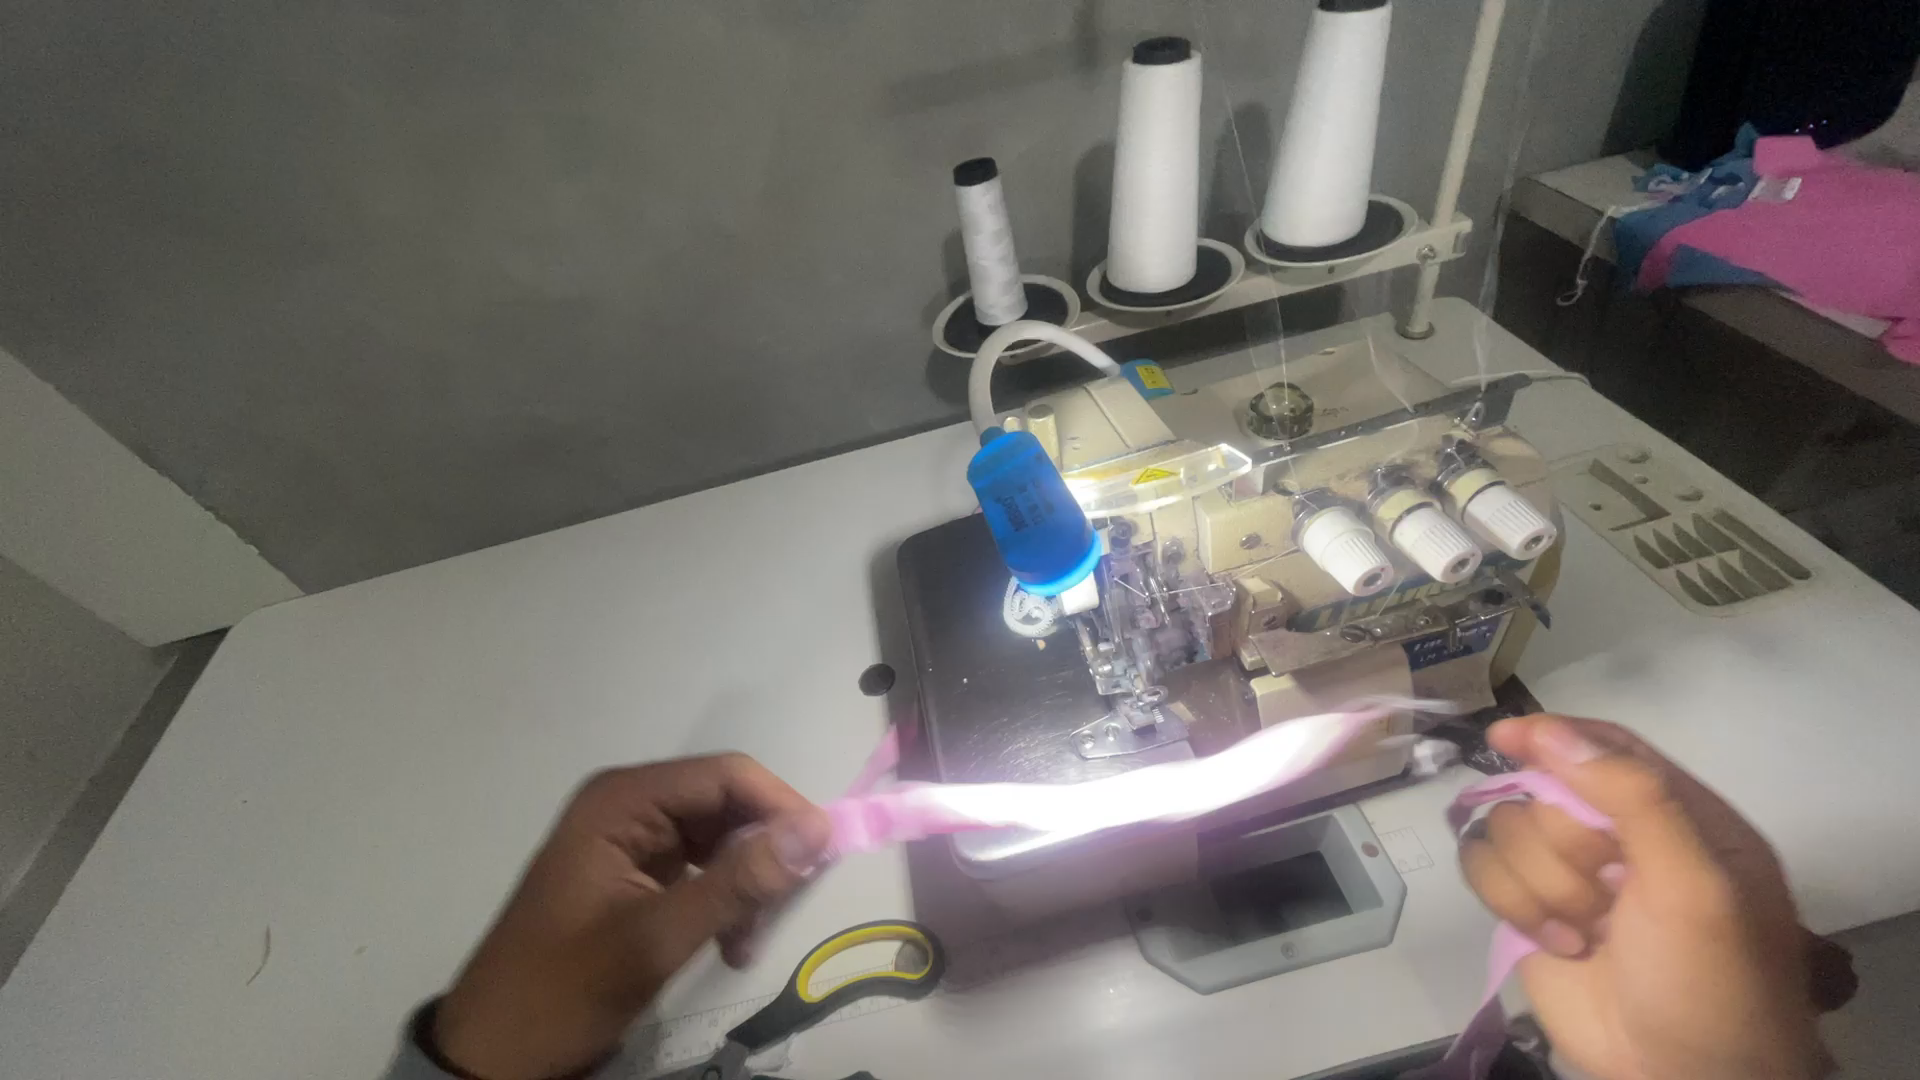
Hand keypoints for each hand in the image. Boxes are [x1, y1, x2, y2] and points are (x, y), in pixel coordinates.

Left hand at [432, 754, 831, 1079]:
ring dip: (748, 884)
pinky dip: (727, 900)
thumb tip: (817, 832)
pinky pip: (705, 867)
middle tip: (785, 905)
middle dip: (762, 853)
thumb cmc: (561, 992)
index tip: (821, 853)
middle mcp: (632, 806)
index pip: (725, 776)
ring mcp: (635, 839)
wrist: (489, 1062)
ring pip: (723, 838)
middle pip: (727, 805)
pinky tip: (732, 943)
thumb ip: (739, 883)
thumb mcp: (654, 939)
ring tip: (749, 940)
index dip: (780, 805)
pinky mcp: (640, 872)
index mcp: (624, 800)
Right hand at [1460, 715, 1830, 1079]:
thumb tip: (1542, 729)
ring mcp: (1565, 870)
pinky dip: (1511, 904)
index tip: (1507, 737)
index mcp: (1676, 819)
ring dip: (1539, 884)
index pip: (1604, 746)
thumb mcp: (1695, 887)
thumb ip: (1632, 798)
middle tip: (1607, 883)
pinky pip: (1479, 866)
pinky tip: (1558, 941)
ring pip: (1501, 828)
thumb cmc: (1708, 982)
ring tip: (1586, 929)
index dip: (1553, 736)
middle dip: (1560, 843)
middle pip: (1538, 790)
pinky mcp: (1525, 901)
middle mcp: (1615, 836)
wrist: (1674, 1077)